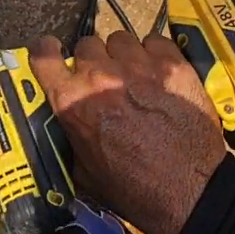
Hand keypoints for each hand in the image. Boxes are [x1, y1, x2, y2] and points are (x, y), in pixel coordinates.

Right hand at [29, 30, 227, 233]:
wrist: (191, 194)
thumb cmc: (135, 191)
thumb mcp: (84, 173)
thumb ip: (71, 135)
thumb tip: (67, 123)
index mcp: (73, 102)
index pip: (44, 56)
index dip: (46, 52)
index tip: (52, 52)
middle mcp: (100, 77)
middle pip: (86, 45)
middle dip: (93, 62)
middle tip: (106, 81)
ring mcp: (137, 65)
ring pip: (120, 39)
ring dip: (123, 56)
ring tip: (136, 76)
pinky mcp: (171, 63)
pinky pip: (154, 41)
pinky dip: (154, 53)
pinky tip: (160, 72)